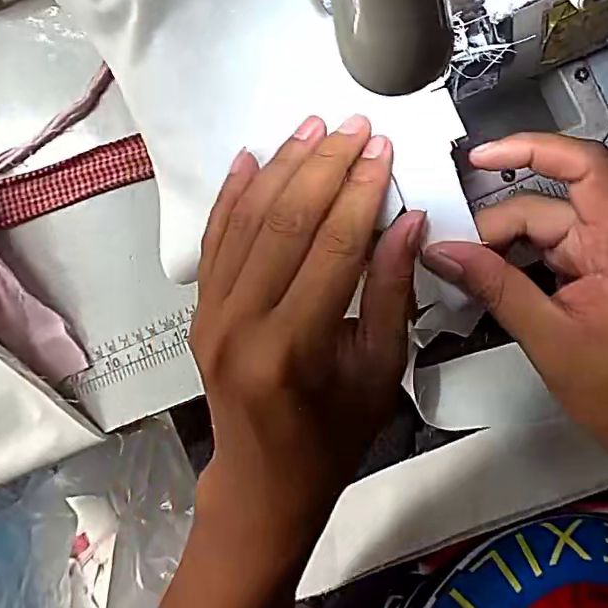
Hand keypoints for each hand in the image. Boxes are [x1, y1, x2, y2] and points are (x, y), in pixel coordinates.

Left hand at [190, 115, 425, 560]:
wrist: (263, 481)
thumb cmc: (334, 434)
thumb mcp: (380, 369)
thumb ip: (391, 291)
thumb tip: (408, 218)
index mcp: (293, 346)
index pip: (331, 246)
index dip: (360, 191)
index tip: (382, 149)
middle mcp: (241, 321)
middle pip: (286, 221)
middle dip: (324, 165)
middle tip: (353, 126)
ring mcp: (211, 312)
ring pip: (247, 219)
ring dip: (281, 166)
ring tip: (311, 127)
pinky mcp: (199, 307)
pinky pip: (215, 238)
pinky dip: (232, 193)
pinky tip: (249, 157)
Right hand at [421, 133, 607, 487]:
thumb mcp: (552, 340)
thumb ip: (495, 287)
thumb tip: (445, 252)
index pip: (585, 165)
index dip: (530, 149)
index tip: (480, 156)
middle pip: (548, 203)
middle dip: (497, 226)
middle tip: (454, 255)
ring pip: (544, 226)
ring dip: (504, 245)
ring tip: (467, 272)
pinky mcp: (603, 269)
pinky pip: (552, 248)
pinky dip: (519, 259)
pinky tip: (491, 278)